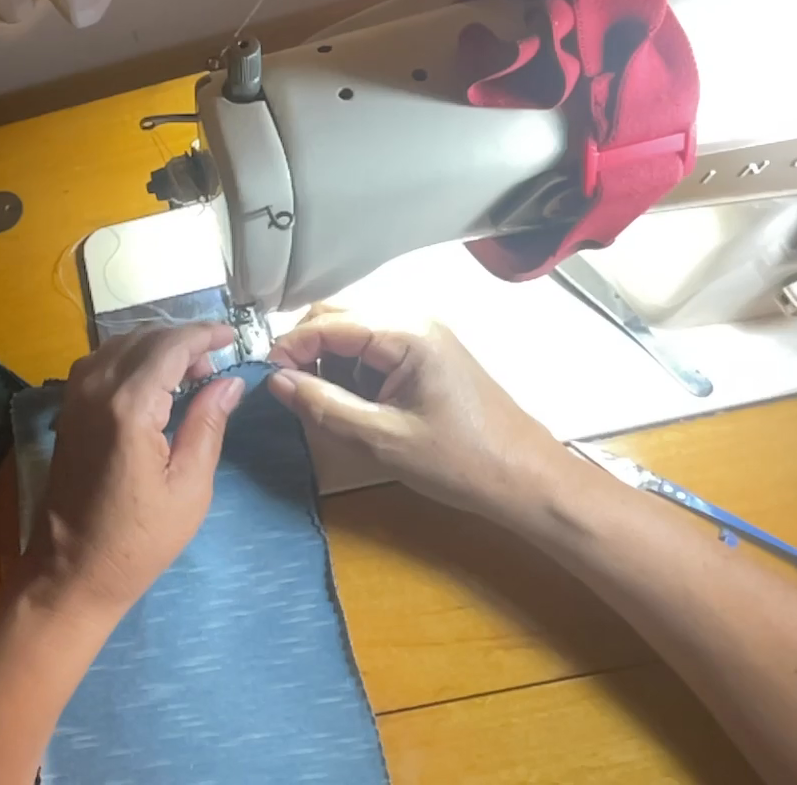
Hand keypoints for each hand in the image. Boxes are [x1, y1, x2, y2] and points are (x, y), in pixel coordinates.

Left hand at [26, 324, 245, 616]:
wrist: (71, 568)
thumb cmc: (137, 539)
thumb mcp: (189, 487)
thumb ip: (208, 424)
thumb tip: (229, 382)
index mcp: (129, 407)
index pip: (171, 345)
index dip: (204, 334)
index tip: (232, 336)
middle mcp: (96, 387)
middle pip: (146, 338)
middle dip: (184, 341)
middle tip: (214, 366)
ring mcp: (75, 394)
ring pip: (122, 343)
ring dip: (157, 346)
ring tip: (189, 373)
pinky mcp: (67, 405)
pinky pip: (102, 360)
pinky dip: (132, 357)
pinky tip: (153, 380)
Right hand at [266, 314, 580, 523]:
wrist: (528, 480)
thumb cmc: (461, 461)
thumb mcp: (383, 438)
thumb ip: (323, 406)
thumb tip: (274, 382)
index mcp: (406, 333)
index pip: (328, 323)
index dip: (290, 347)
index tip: (268, 378)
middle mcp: (412, 319)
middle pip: (336, 315)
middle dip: (305, 347)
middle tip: (287, 387)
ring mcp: (421, 333)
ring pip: (351, 329)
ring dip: (326, 358)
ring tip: (318, 398)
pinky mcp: (424, 351)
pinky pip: (370, 345)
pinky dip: (348, 367)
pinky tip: (348, 399)